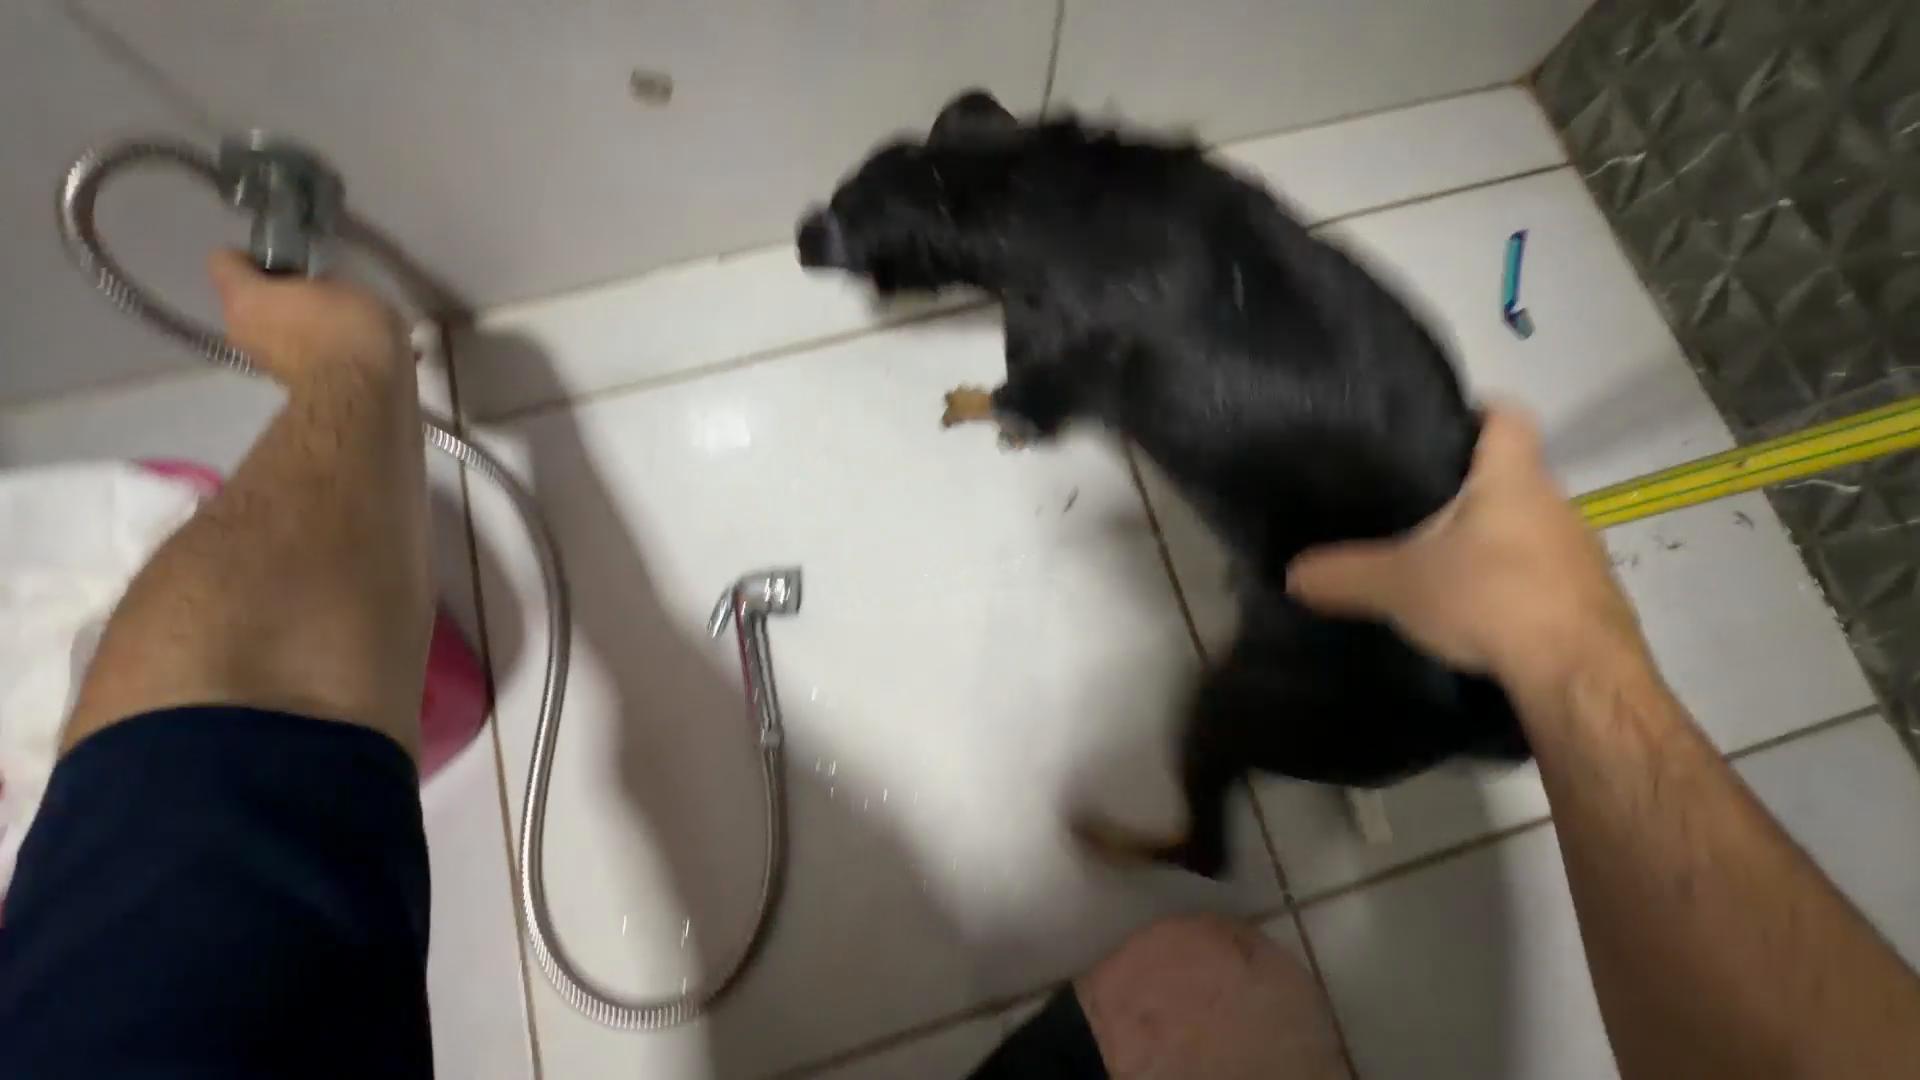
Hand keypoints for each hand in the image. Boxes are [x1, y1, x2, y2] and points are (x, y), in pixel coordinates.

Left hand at [208, 251, 411, 385]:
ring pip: (270, 333)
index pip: (225, 260)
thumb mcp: (353, 292)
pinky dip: (311, 356)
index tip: (286, 264)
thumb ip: (326, 286)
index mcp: (244, 294)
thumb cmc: (350, 333)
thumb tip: (320, 290)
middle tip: (318, 304)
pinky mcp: (283, 385)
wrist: (360, 396)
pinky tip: (343, 359)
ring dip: (296, 331)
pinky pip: (292, 359)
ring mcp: (258, 360)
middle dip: (279, 301)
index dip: (254, 258)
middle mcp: (237, 326)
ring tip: (336, 336)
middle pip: (249, 302)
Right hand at [1286, 405, 1645, 684]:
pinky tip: (1478, 609)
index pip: (1507, 417)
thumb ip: (1341, 575)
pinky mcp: (1590, 596)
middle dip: (1468, 487)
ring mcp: (1580, 551)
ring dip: (1492, 538)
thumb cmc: (1488, 599)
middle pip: (1513, 476)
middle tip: (1415, 504)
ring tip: (1442, 561)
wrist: (1578, 674)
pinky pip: (1543, 571)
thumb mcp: (1395, 586)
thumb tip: (1292, 575)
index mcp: (1511, 481)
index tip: (1441, 423)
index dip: (1477, 410)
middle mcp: (1556, 504)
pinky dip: (1512, 580)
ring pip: (1528, 526)